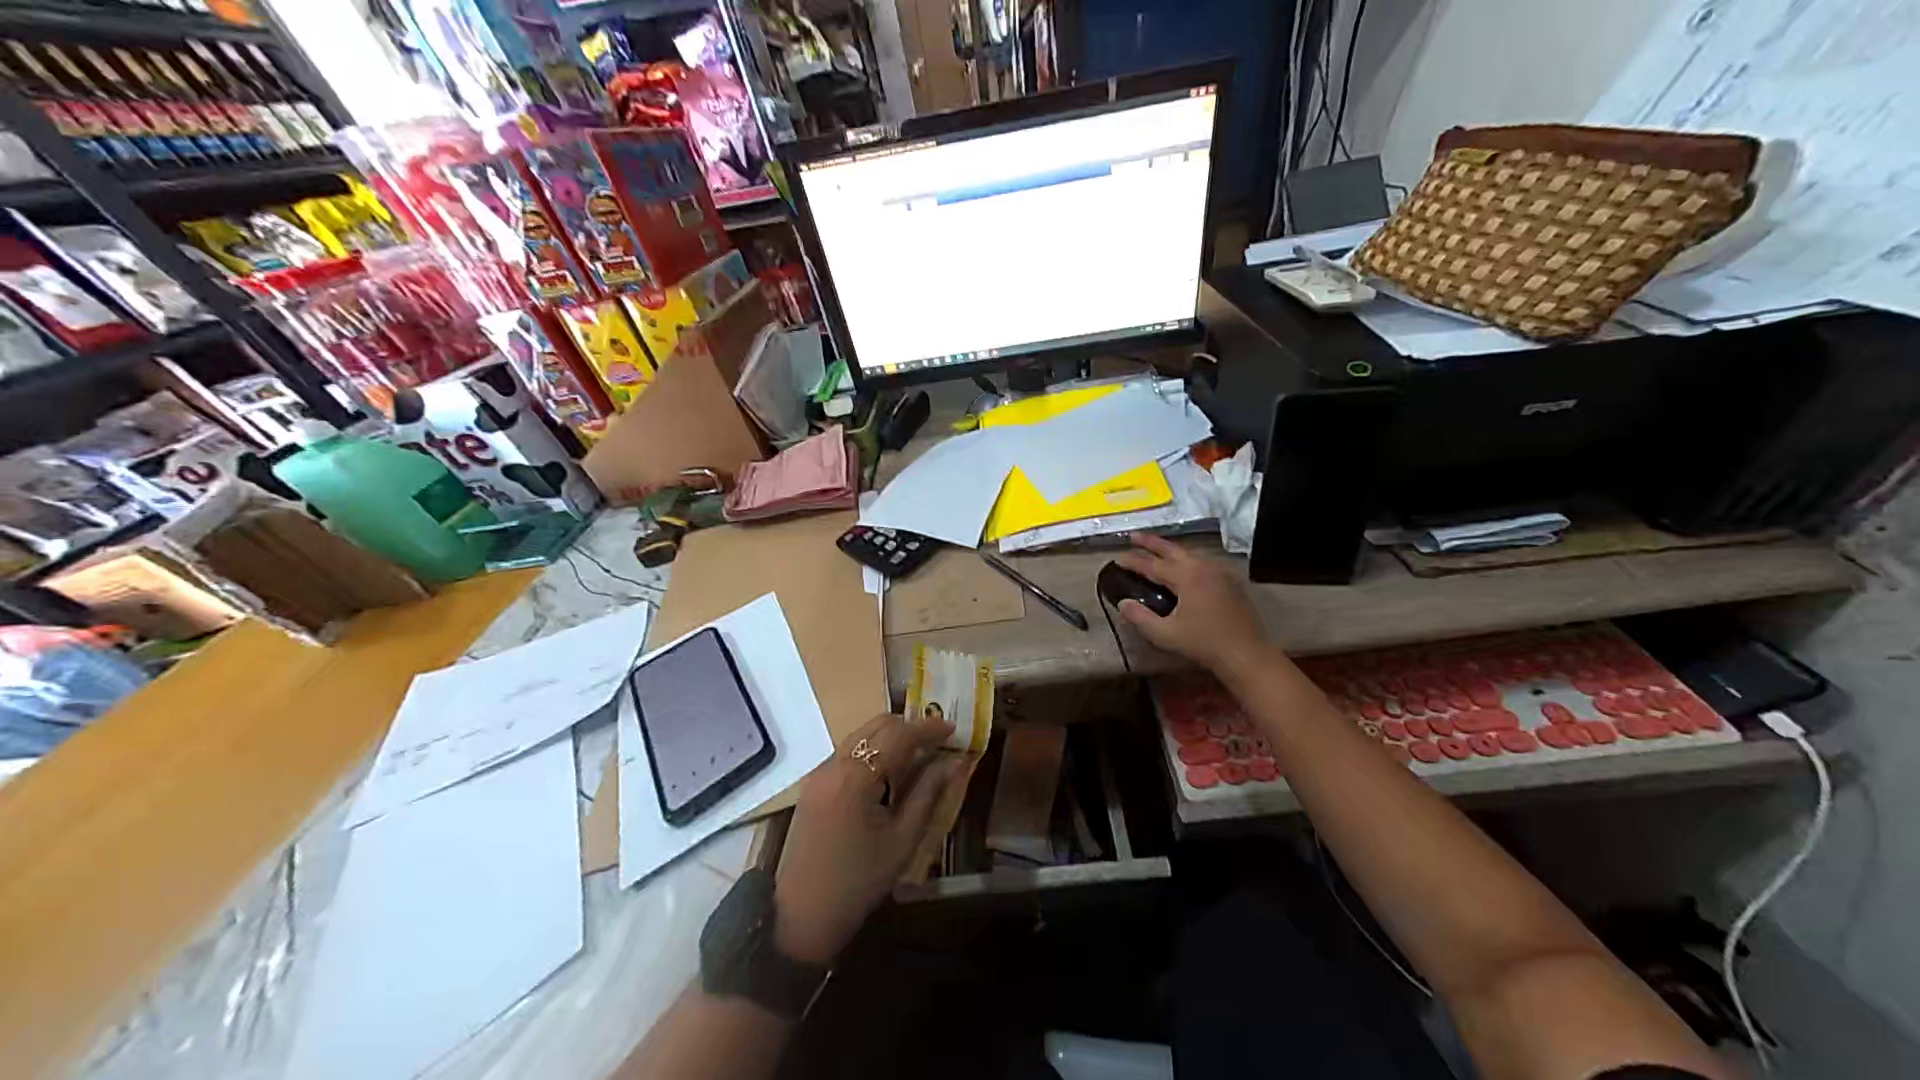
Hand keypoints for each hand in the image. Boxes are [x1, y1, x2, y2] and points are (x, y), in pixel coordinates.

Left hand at [773, 713, 959, 965]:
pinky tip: (889, 770)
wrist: (801, 917)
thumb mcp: (902, 840)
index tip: (953, 729)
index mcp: (854, 779)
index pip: (897, 736)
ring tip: (918, 752)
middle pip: (875, 726)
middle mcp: (832, 766)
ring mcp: (818, 774)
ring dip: (889, 737)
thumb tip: (955, 761)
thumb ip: (928, 793)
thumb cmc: (859, 883)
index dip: (928, 728)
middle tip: (937, 740)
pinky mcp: (813, 785)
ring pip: (860, 736)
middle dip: (909, 727)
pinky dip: (872, 751)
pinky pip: (847, 753)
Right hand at [1114, 532, 1268, 673]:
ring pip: (1190, 553)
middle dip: (1151, 542)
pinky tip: (1185, 565)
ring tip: (1156, 548)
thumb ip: (1140, 617)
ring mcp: (1219, 572)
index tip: (1117, 559)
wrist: (1246, 653)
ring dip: (1171, 549)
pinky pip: (1203, 561)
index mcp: (1186, 576)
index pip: (1152, 565)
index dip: (1133, 561)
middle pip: (1172, 549)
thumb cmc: (1203, 644)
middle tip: (1133, 535)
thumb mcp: (1165, 634)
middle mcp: (1203, 567)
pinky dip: (1188, 558)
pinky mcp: (1230, 581)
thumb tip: (1123, 603)